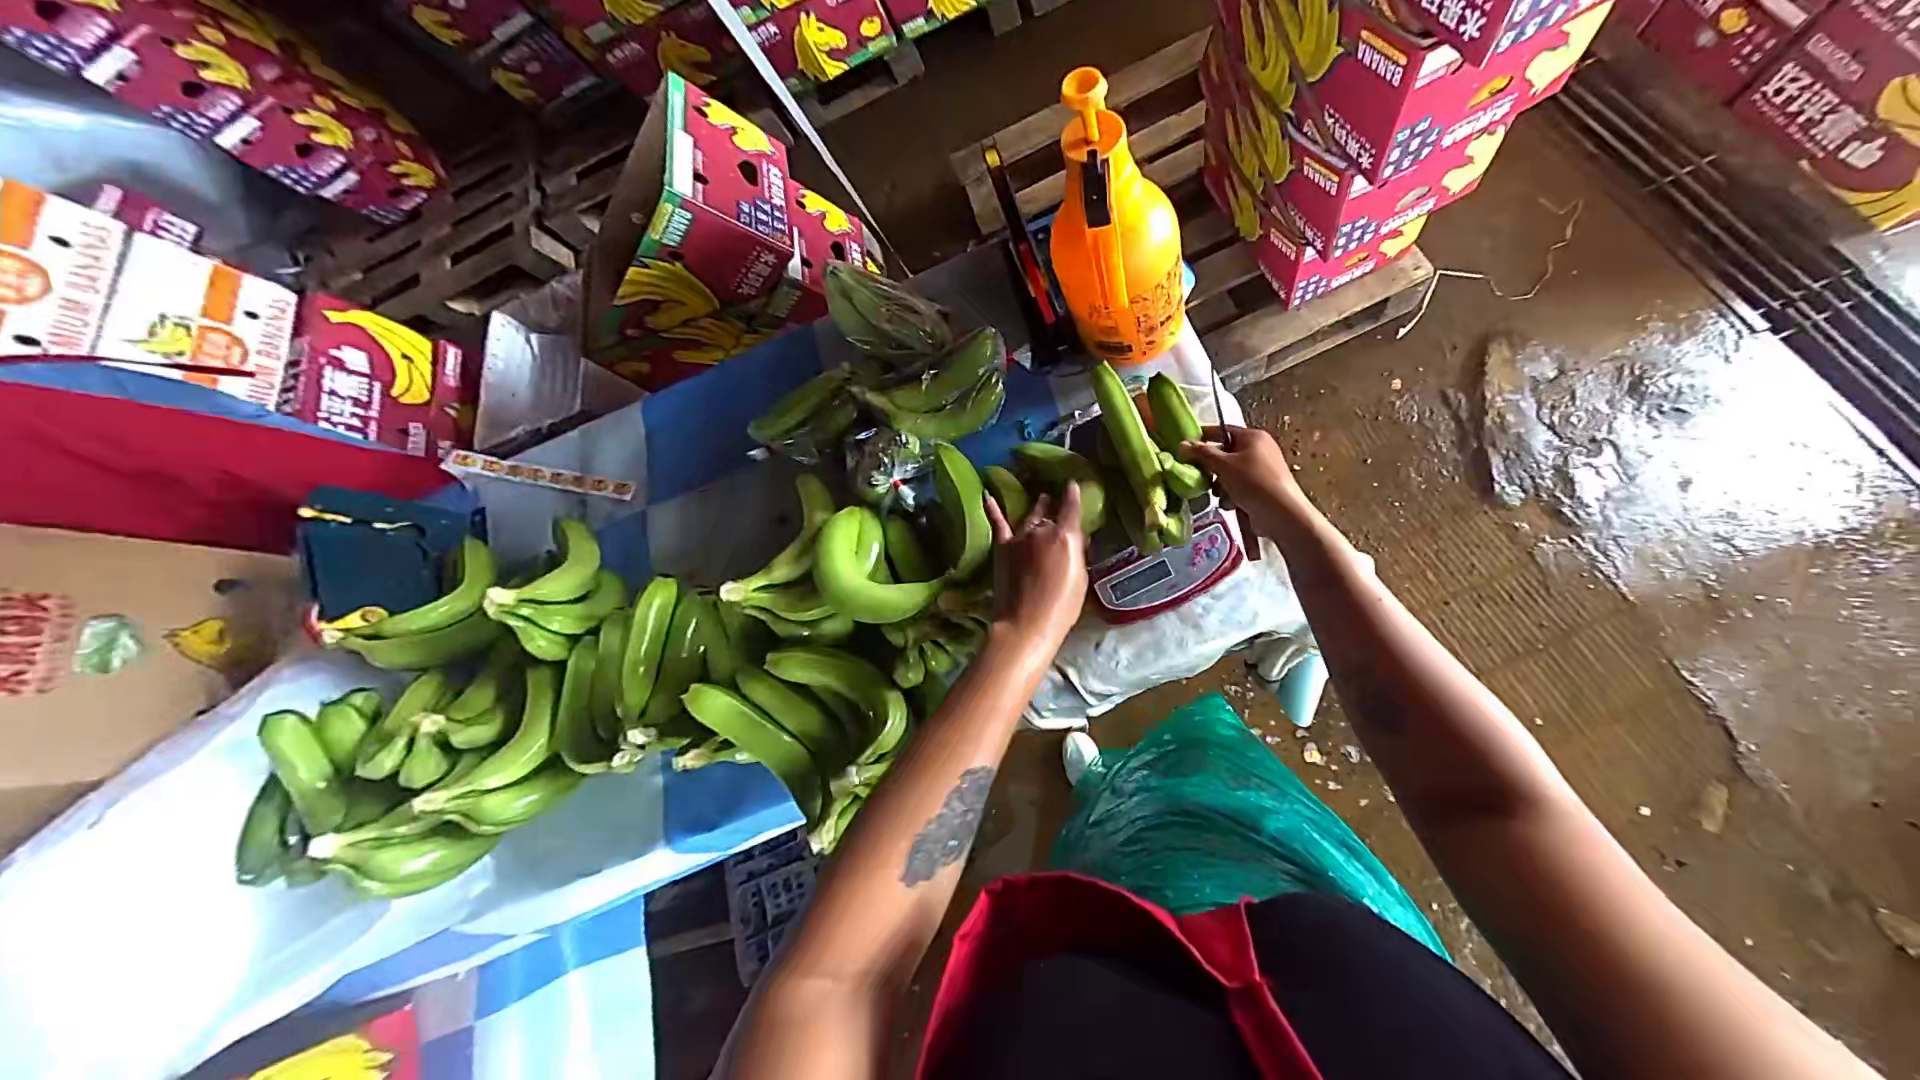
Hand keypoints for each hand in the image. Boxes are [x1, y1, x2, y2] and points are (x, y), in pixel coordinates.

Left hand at [983, 481, 1087, 653]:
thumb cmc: (1062, 606)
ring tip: (1041, 499)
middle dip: (1055, 509)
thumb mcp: (1080, 578)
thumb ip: (1077, 553)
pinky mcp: (1002, 547)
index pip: (1071, 507)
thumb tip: (1077, 537)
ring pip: (1029, 518)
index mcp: (1065, 536)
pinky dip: (993, 509)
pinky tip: (987, 495)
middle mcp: (1041, 530)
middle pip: (1050, 517)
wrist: (1026, 623)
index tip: (1073, 484)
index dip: (1073, 494)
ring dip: (1036, 508)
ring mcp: (1019, 538)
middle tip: (1058, 501)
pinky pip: (998, 523)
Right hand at [1181, 425, 1304, 519]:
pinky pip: (1238, 486)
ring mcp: (1261, 469)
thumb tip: (1182, 444)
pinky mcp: (1261, 487)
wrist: (1281, 513)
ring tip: (1219, 494)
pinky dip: (1231, 494)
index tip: (1185, 448)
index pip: (1222, 431)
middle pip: (1224, 453)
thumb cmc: (1253, 482)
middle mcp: (1259, 449)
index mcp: (1253, 437)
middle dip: (1211, 468)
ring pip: (1229, 472)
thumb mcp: (1223, 465)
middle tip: (1200, 476)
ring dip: (1219, 484)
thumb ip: (1202, 454)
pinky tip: (1231, 503)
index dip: (1203, 437)